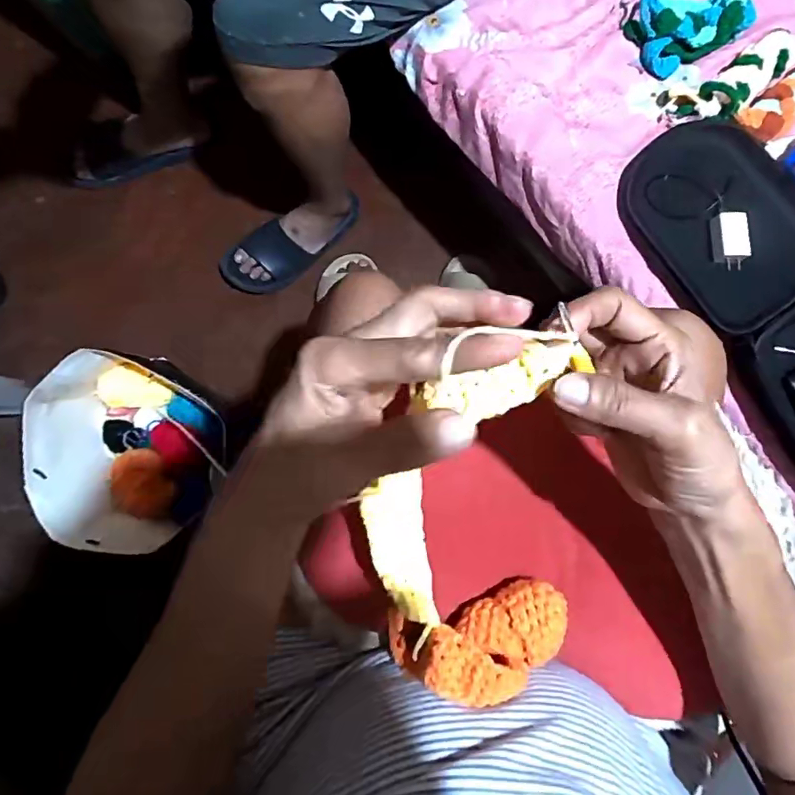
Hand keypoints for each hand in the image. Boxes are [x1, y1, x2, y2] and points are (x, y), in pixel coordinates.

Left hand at [234, 286, 533, 523]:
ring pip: (420, 318)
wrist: (273, 488)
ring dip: (467, 315)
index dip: (464, 350)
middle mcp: (348, 342)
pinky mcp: (374, 365)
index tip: (514, 348)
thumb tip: (467, 425)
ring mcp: (361, 350)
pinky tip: (483, 343)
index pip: (411, 350)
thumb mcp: (349, 466)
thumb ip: (405, 444)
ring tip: (513, 318)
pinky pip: (420, 342)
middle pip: (417, 308)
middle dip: (471, 306)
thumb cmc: (301, 477)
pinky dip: (455, 339)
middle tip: (522, 311)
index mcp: (334, 359)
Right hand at [551, 288, 747, 523]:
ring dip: (564, 390)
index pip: (615, 305)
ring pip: (567, 363)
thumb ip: (619, 403)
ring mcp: (613, 379)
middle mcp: (635, 351)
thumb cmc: (703, 462)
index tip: (551, 335)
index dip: (581, 311)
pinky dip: (569, 412)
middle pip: (582, 330)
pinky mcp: (597, 404)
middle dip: (561, 351)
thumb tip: (558, 385)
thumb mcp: (674, 428)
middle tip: (549, 381)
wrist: (694, 508)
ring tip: (590, 424)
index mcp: (664, 340)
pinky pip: (566, 395)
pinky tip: (595, 435)